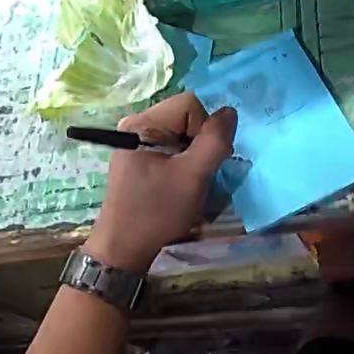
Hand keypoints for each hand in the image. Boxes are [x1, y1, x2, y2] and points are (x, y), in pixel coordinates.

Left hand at [84, 93, 237, 272]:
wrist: (124, 249)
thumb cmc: (157, 212)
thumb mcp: (192, 176)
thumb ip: (214, 140)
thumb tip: (230, 112)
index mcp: (142, 123)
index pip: (190, 104)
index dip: (205, 128)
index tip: (201, 160)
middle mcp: (137, 125)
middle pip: (186, 116)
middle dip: (201, 142)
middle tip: (198, 172)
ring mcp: (137, 142)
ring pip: (183, 133)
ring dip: (195, 155)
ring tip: (190, 181)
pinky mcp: (141, 158)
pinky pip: (173, 147)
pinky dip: (185, 162)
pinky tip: (181, 183)